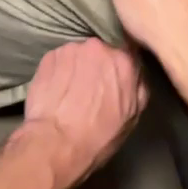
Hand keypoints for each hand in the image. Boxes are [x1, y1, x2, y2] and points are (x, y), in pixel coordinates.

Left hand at [17, 39, 145, 186]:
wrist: (56, 141)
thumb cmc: (99, 135)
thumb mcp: (131, 117)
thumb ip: (137, 88)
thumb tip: (136, 75)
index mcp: (124, 62)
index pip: (127, 55)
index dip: (119, 70)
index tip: (114, 82)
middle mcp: (99, 47)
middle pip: (101, 52)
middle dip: (97, 66)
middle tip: (91, 89)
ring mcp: (72, 49)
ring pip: (79, 55)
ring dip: (78, 67)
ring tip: (71, 91)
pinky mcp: (50, 55)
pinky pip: (60, 60)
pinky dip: (60, 71)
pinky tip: (57, 90)